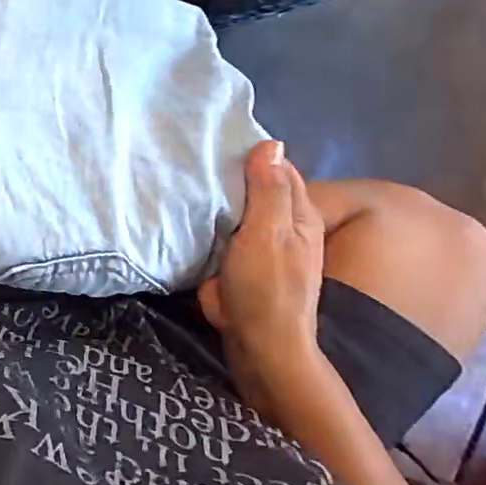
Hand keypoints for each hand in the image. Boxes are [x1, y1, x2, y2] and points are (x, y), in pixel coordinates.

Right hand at [198, 141, 325, 406]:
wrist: (258, 342)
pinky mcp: (237, 261)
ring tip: (185, 176)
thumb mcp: (268, 232)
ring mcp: (260, 244)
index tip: (218, 142)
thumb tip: (271, 143)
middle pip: (257, 186)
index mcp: (299, 213)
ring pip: (236, 208)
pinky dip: (208, 220)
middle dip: (231, 173)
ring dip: (217, 196)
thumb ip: (268, 190)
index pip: (278, 168)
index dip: (253, 155)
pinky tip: (186, 210)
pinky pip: (221, 230)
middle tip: (193, 156)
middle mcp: (284, 224)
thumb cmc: (266, 285)